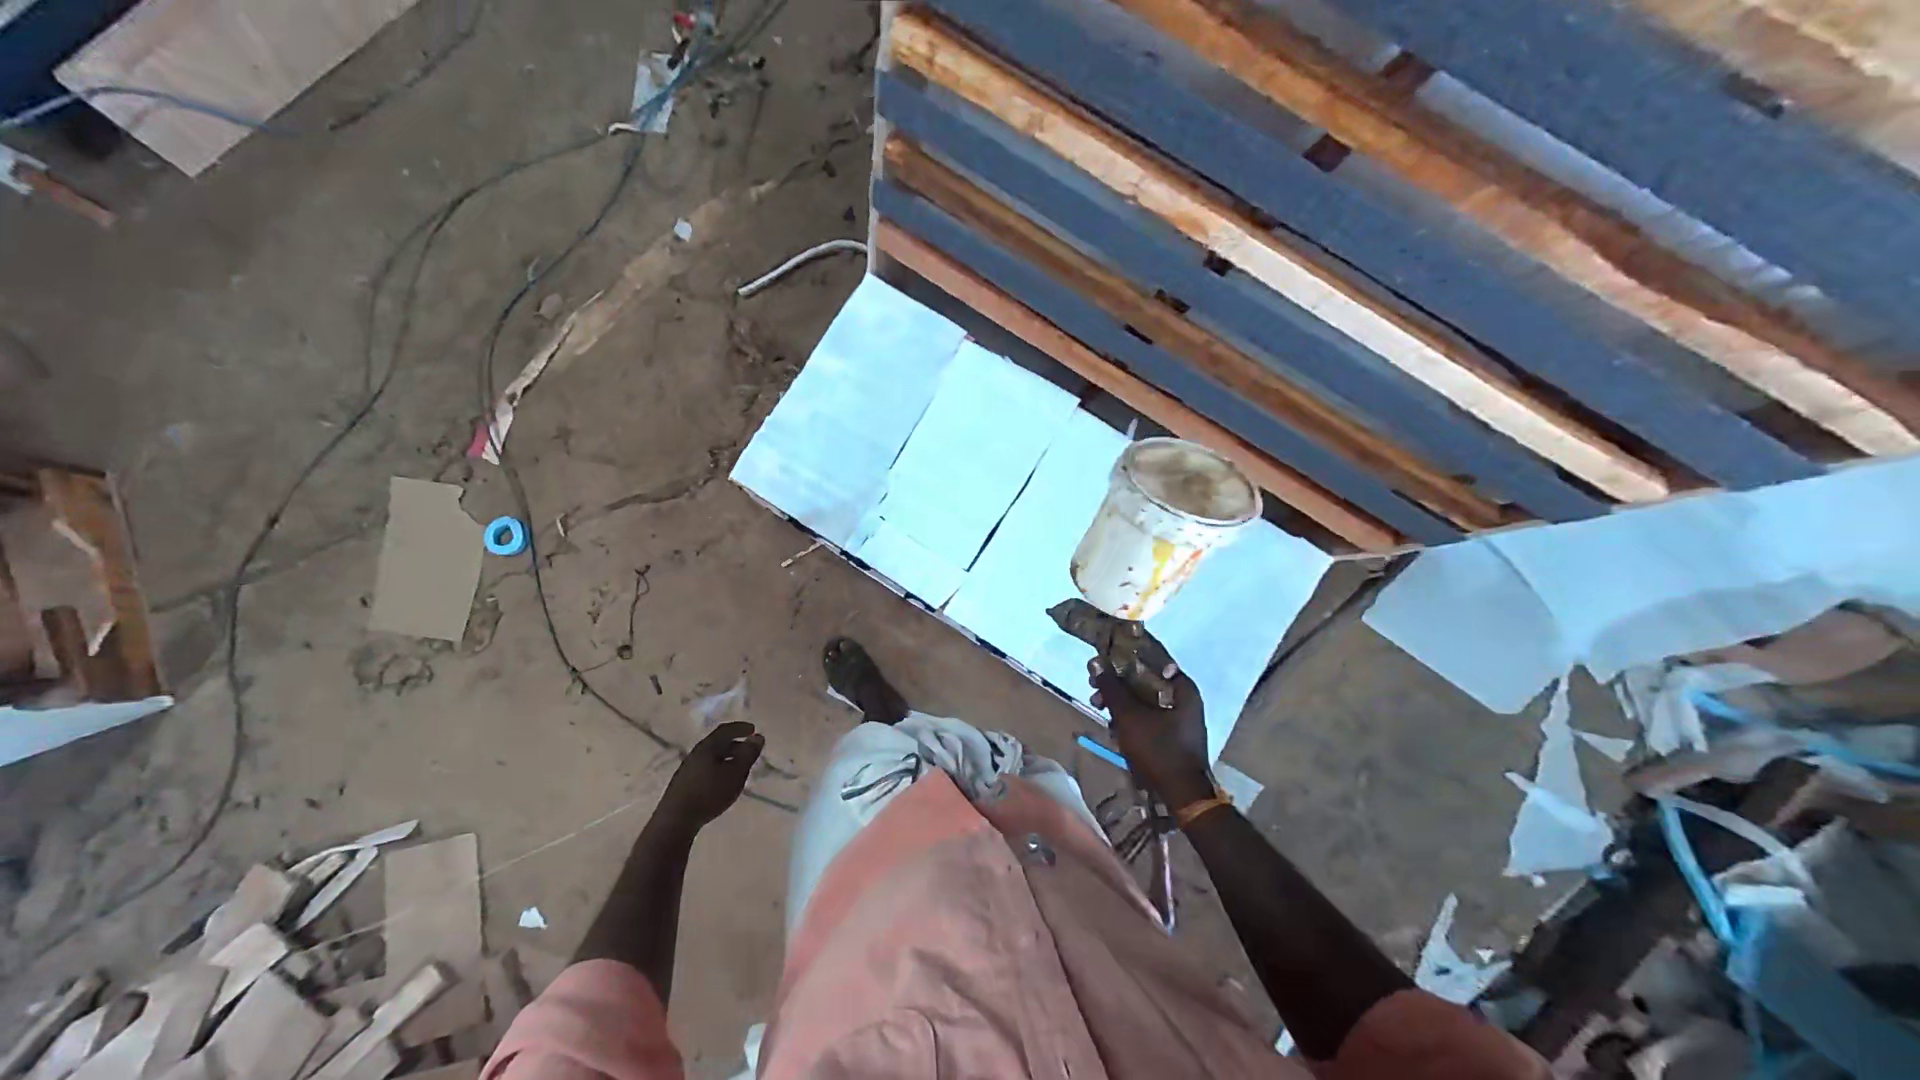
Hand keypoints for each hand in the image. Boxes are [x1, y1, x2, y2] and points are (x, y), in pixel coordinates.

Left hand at [655, 721, 764, 834]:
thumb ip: (748, 754)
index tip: (753, 729)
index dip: (740, 728)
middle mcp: (695, 754)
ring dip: (726, 758)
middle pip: (717, 744)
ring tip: (738, 768)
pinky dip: (718, 769)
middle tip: (748, 750)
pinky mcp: (683, 785)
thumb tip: (757, 736)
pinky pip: (705, 769)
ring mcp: (687, 770)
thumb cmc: (710, 793)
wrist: (675, 820)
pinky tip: (722, 782)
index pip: (725, 730)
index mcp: (707, 747)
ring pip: (710, 758)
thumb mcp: (736, 773)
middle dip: (735, 744)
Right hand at [1090, 662, 1213, 809]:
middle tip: (1094, 684)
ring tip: (1097, 705)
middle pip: (1145, 680)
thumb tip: (1096, 662)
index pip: (1153, 658)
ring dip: (1120, 701)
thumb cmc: (1158, 750)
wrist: (1182, 796)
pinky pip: (1147, 717)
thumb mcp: (1129, 716)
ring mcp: (1179, 719)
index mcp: (1182, 689)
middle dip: (1118, 683)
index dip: (1126, 656)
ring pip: (1143, 700)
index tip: (1104, 659)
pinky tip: (1112, 725)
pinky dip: (1130, 717)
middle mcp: (1184, 699)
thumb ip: (1112, 688)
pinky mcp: (1171, 735)